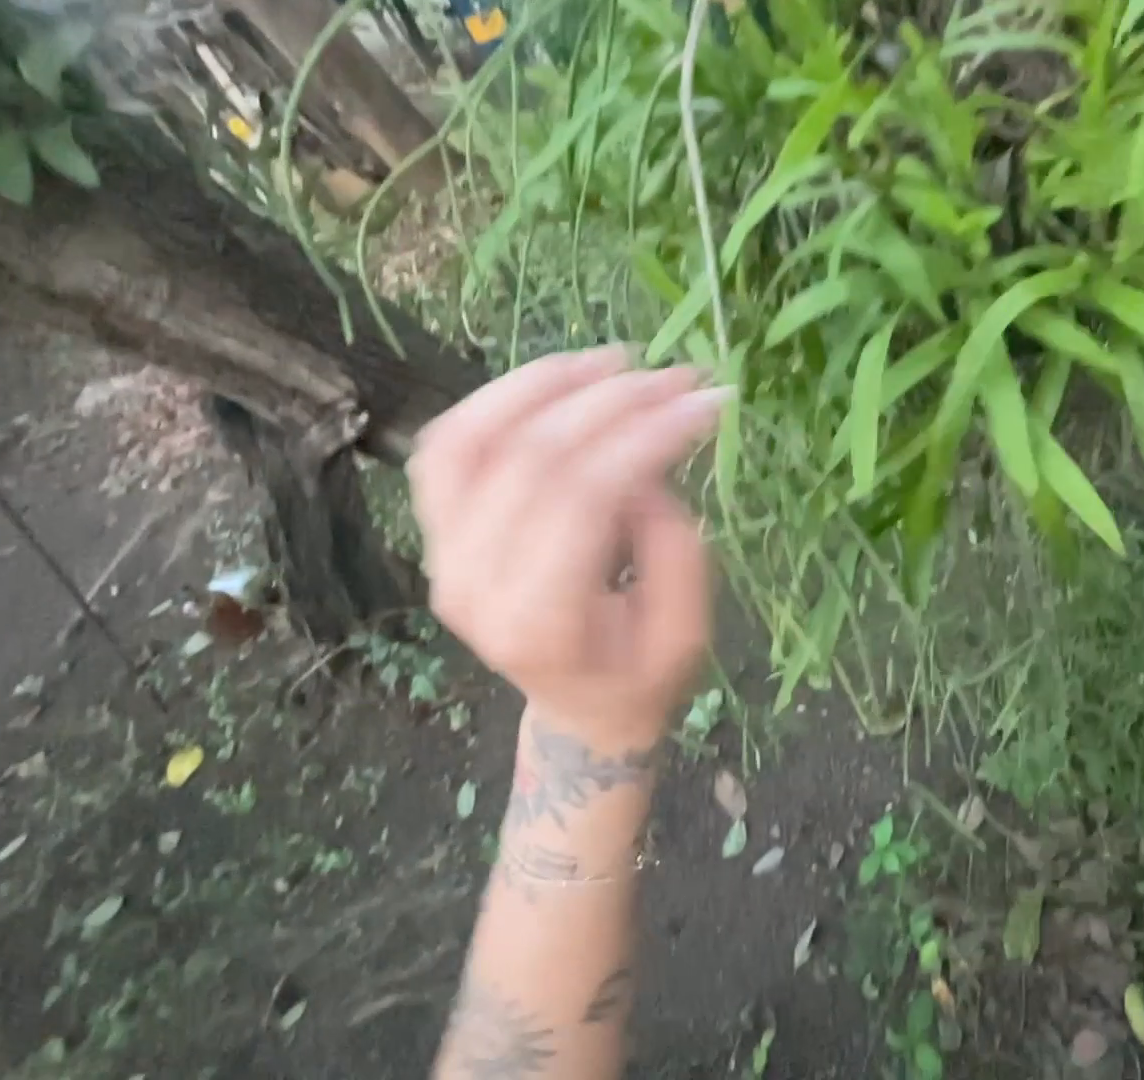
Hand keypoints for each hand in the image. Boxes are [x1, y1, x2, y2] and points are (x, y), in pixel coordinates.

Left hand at [406, 348, 727, 740]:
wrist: (579, 707)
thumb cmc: (642, 678)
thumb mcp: (686, 633)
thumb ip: (674, 550)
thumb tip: (647, 466)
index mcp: (540, 622)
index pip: (584, 497)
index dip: (645, 437)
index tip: (704, 403)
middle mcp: (473, 584)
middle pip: (533, 458)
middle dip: (614, 402)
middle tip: (679, 376)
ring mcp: (443, 555)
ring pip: (473, 440)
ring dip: (545, 385)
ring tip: (614, 360)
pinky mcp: (439, 532)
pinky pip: (450, 448)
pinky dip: (498, 402)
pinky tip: (557, 380)